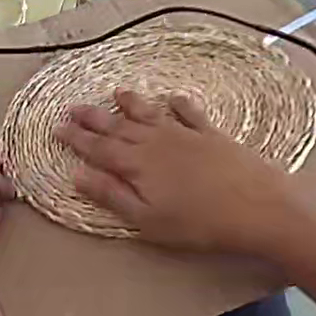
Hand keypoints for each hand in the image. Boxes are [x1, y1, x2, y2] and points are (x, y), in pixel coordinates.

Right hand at [56, 89, 304, 257]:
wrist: (259, 207)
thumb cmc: (198, 223)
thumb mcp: (147, 219)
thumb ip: (112, 195)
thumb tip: (77, 175)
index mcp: (137, 164)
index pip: (98, 148)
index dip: (76, 138)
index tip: (57, 127)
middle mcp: (156, 142)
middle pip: (118, 126)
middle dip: (93, 117)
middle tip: (72, 107)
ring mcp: (185, 135)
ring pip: (150, 114)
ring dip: (131, 103)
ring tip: (115, 93)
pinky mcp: (212, 135)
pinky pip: (189, 113)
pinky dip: (178, 103)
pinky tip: (172, 97)